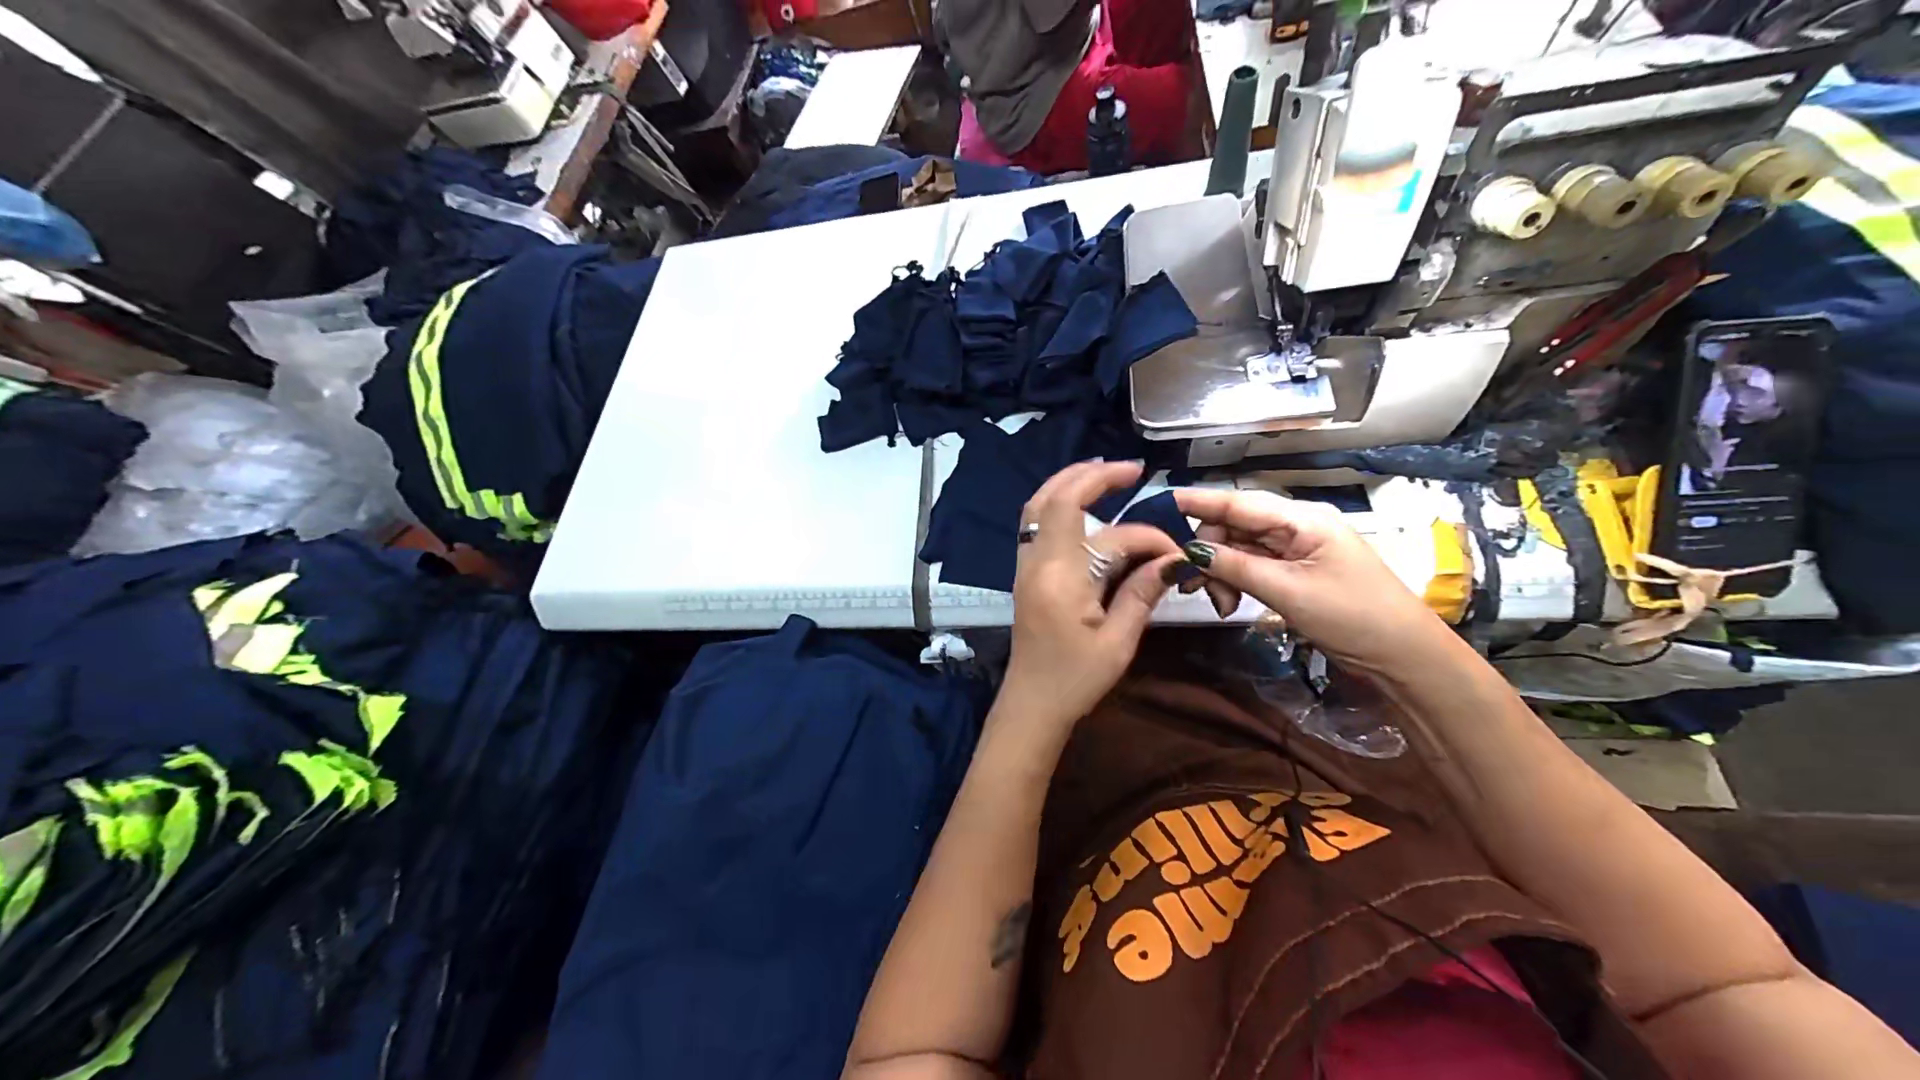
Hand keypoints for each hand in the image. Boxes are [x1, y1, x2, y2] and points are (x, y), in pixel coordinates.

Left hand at [1001, 462, 1184, 730]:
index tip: (1174, 552)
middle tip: (1132, 469)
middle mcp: (1037, 563)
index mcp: (1062, 579)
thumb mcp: (1118, 642)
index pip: (1110, 537)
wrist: (1031, 704)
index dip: (1147, 537)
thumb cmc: (1075, 680)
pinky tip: (1081, 504)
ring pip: (1039, 506)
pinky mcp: (1025, 573)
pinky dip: (1057, 503)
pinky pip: (1036, 524)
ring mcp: (1025, 566)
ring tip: (1105, 473)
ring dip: (1069, 483)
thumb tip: (1171, 560)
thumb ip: (1142, 593)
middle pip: (1056, 499)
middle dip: (1093, 476)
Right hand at [1173, 487, 1451, 675]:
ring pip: (1238, 549)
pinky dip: (1235, 583)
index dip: (1197, 501)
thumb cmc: (1353, 616)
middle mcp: (1295, 527)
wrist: (1404, 657)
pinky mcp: (1293, 573)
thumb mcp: (1288, 591)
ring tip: (1219, 604)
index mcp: (1301, 519)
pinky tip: (1230, 604)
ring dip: (1220, 573)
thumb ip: (1235, 566)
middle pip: (1233, 527)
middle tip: (1191, 585)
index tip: (1159, 503)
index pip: (1237, 502)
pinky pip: (1251, 567)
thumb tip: (1190, 551)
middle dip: (1207, 552)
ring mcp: (1295, 551)